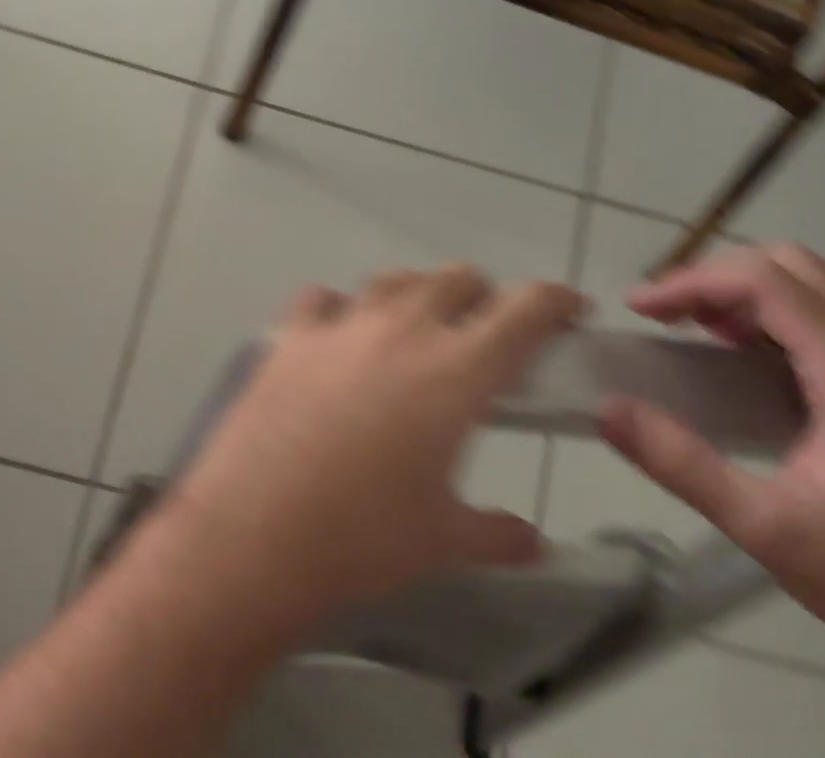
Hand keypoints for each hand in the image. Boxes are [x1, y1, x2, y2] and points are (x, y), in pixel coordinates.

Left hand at [169, 266, 583, 613]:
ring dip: (415, 295)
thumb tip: (533, 544)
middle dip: (482, 297)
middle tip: (483, 333)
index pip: (525, 310)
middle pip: (456, 279)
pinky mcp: (287, 339)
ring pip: (392, 281)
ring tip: (414, 329)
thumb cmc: (363, 538)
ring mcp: (340, 328)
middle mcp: (403, 331)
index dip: (555, 301)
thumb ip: (497, 534)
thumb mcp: (442, 540)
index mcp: (458, 372)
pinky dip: (339, 309)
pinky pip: (320, 300)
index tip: (568, 310)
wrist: (256, 536)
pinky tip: (336, 338)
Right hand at [597, 244, 824, 657]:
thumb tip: (608, 410)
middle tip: (662, 313)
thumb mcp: (757, 522)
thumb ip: (679, 462)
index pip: (767, 283)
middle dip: (716, 275)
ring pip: (812, 278)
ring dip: (744, 285)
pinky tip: (732, 343)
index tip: (639, 307)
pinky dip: (771, 305)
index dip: (694, 282)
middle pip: (791, 265)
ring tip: (688, 322)